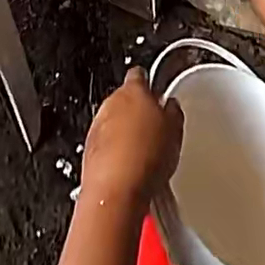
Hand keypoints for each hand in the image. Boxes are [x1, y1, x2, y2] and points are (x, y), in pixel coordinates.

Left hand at [79, 67, 183, 206]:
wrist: (116, 189)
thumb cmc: (146, 158)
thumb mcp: (174, 131)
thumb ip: (172, 112)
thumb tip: (171, 106)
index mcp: (133, 90)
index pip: (139, 75)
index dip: (148, 82)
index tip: (154, 90)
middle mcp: (111, 102)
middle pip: (125, 99)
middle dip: (137, 111)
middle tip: (154, 129)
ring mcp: (98, 124)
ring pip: (114, 120)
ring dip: (125, 132)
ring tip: (144, 155)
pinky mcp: (90, 147)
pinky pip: (105, 142)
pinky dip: (115, 151)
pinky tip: (130, 168)